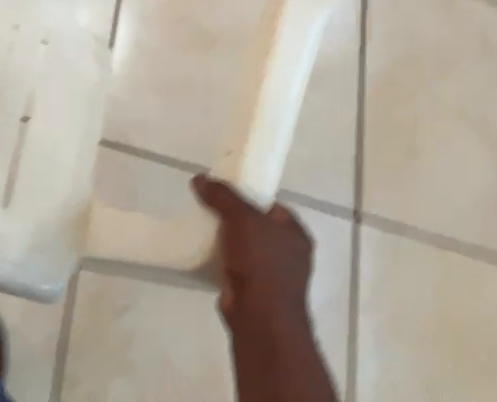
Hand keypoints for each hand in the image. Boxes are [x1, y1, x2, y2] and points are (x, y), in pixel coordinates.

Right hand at [192, 175, 314, 332]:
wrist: (260, 317)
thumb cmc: (260, 262)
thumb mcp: (241, 218)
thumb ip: (222, 195)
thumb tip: (200, 178)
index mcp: (295, 233)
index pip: (270, 204)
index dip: (246, 194)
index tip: (221, 191)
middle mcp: (289, 253)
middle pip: (255, 225)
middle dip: (231, 217)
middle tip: (206, 207)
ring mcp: (273, 275)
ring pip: (243, 246)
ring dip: (225, 239)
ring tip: (200, 227)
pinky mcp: (255, 291)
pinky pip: (235, 266)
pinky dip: (221, 259)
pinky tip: (203, 252)